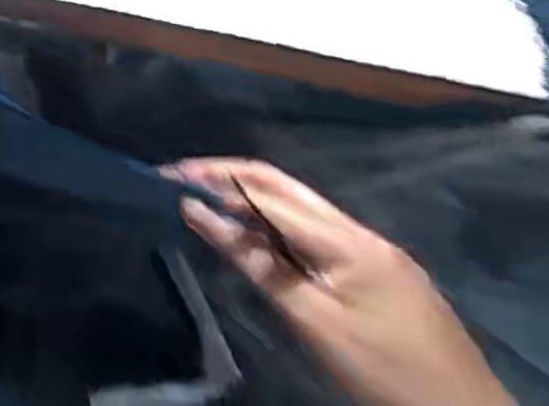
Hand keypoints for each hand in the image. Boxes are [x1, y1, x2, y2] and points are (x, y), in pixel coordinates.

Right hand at [167, 158, 511, 405]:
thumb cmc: (383, 372)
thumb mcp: (308, 317)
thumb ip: (250, 258)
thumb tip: (192, 208)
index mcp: (348, 241)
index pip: (264, 194)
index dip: (212, 181)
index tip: (165, 178)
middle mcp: (363, 234)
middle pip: (283, 186)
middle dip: (226, 175)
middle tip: (178, 177)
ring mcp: (376, 253)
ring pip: (298, 207)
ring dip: (248, 198)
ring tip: (204, 204)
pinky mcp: (381, 273)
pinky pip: (315, 231)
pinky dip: (274, 223)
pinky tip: (253, 236)